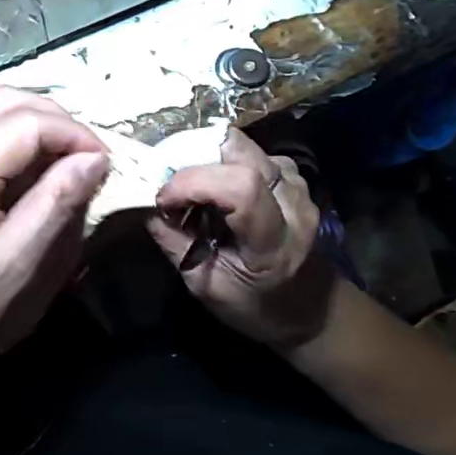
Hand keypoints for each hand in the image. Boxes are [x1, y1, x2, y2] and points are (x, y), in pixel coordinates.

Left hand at [0, 86, 110, 409]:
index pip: (23, 124)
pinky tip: (20, 145)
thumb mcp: (16, 266)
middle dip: (55, 119)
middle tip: (87, 155)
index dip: (72, 133)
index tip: (104, 161)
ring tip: (59, 147)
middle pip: (2, 100)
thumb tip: (97, 158)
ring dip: (28, 112)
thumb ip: (56, 203)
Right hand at [148, 128, 333, 351]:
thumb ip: (174, 242)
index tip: (164, 199)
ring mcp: (298, 187)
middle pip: (242, 153)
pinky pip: (253, 153)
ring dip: (213, 160)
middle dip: (198, 160)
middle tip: (178, 186)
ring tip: (200, 191)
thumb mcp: (204, 285)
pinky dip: (227, 163)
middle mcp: (293, 206)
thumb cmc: (254, 304)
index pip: (242, 189)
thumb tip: (146, 204)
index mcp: (273, 245)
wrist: (309, 307)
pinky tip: (222, 190)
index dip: (194, 182)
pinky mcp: (295, 176)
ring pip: (245, 148)